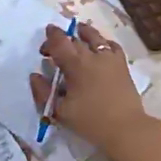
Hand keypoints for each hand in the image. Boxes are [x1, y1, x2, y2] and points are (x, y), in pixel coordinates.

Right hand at [30, 23, 147, 150]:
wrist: (125, 128)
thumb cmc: (90, 121)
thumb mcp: (60, 111)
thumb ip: (43, 92)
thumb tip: (35, 75)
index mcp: (76, 64)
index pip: (60, 42)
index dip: (51, 37)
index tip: (45, 41)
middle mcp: (93, 55)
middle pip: (76, 38)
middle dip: (64, 39)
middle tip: (55, 48)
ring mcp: (110, 58)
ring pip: (96, 37)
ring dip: (85, 33)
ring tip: (79, 32)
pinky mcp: (122, 64)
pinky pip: (112, 45)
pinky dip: (104, 42)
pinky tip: (101, 47)